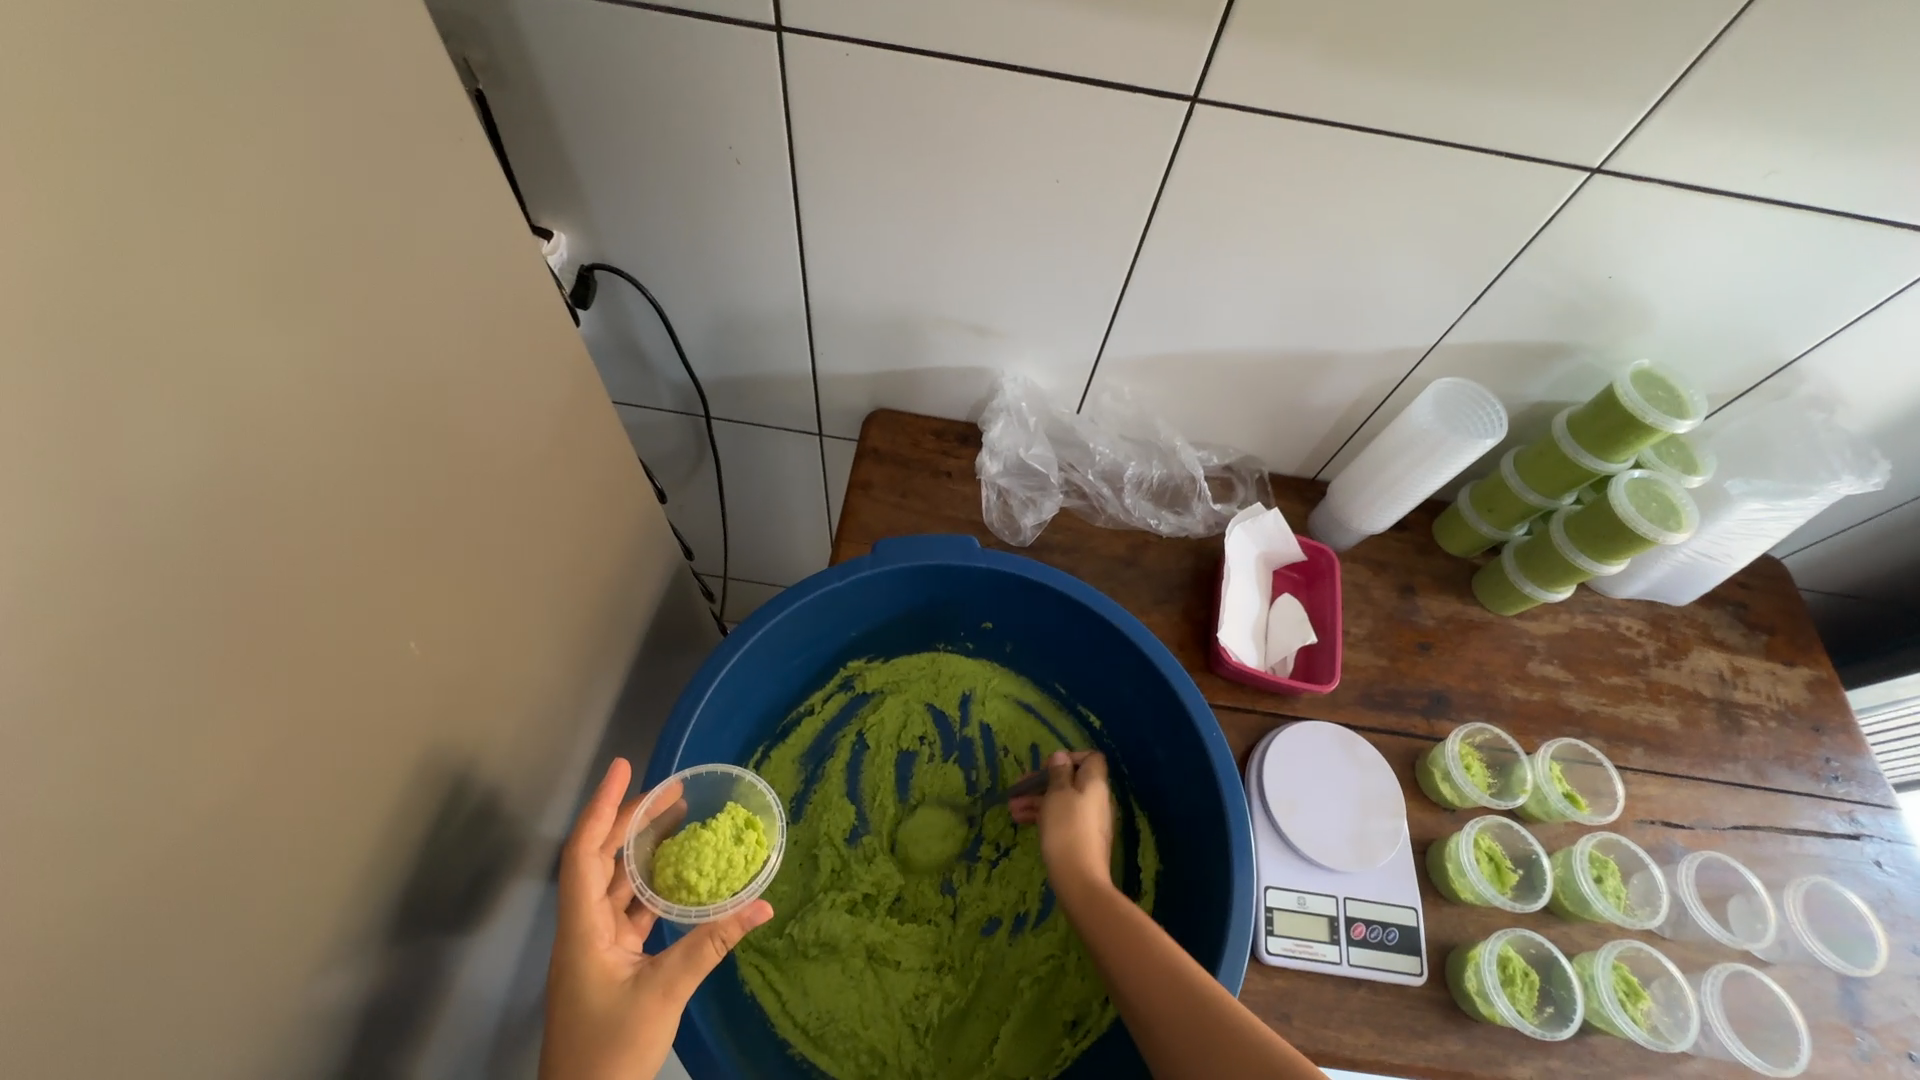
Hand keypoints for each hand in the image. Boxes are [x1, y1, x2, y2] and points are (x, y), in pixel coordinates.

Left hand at [539, 758, 773, 1079]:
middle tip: (673, 789)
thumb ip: (711, 945)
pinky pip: (631, 911)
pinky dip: (654, 887)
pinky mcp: (612, 964)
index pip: (584, 852)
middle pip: (603, 860)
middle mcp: (584, 929)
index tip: (622, 768)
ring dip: (644, 850)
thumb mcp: (664, 994)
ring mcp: (597, 947)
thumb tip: (763, 906)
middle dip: (633, 820)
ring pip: (617, 884)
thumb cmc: (609, 1051)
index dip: (602, 807)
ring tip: (680, 817)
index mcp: (582, 929)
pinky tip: (681, 875)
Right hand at [1009, 750, 1113, 898]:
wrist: (1078, 877)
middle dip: (1042, 783)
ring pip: (1062, 800)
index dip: (1069, 758)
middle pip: (1070, 780)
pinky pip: (1062, 818)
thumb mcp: (1057, 794)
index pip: (1090, 758)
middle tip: (1018, 788)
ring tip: (1012, 809)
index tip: (1047, 768)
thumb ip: (1058, 772)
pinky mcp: (1081, 837)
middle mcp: (1096, 798)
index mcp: (1095, 783)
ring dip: (1036, 800)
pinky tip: (1022, 821)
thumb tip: (1061, 756)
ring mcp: (1089, 819)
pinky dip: (1044, 816)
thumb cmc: (1066, 827)